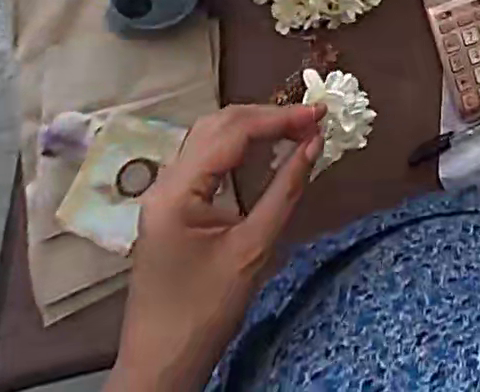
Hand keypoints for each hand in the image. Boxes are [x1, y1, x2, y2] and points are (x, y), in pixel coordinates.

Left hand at [106, 103, 325, 391]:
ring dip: (254, 126)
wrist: (159, 368)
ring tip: (296, 127)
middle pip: (219, 125)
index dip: (279, 118)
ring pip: (212, 135)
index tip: (319, 113)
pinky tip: (267, 148)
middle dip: (268, 116)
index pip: (233, 132)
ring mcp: (166, 191)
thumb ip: (284, 190)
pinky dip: (241, 145)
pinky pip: (209, 157)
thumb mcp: (252, 251)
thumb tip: (314, 143)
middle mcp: (166, 181)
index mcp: (177, 191)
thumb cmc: (204, 313)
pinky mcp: (173, 203)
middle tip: (311, 119)